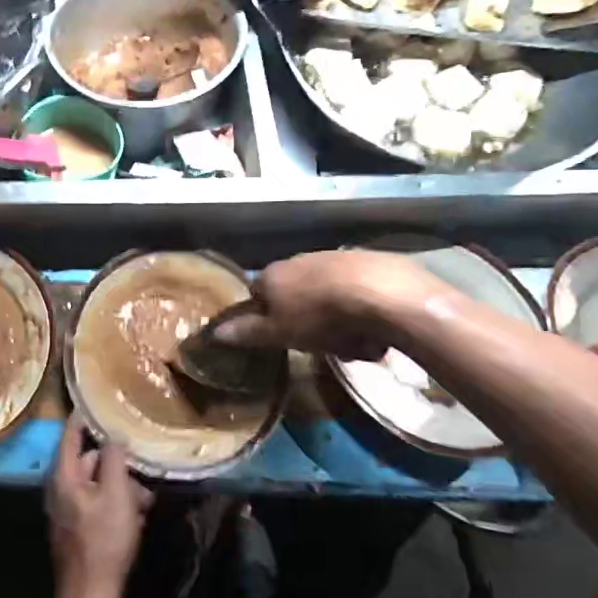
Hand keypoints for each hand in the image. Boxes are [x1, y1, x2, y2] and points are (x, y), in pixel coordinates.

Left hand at [46, 413, 152, 597]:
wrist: (91, 597)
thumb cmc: (104, 541)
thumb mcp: (116, 494)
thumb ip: (113, 459)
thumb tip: (113, 433)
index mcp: (63, 475)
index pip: (71, 433)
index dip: (85, 416)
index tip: (99, 399)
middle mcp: (60, 488)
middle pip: (88, 460)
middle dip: (116, 462)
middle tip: (142, 465)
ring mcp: (67, 509)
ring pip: (97, 484)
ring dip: (122, 486)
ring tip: (146, 500)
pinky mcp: (77, 528)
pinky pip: (97, 503)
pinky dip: (116, 504)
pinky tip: (138, 517)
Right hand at [212, 249, 458, 360]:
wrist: (382, 294)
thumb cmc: (320, 316)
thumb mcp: (279, 333)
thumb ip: (248, 332)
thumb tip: (214, 332)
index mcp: (272, 274)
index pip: (258, 293)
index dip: (266, 315)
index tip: (279, 334)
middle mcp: (298, 259)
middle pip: (293, 290)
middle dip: (304, 314)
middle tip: (319, 341)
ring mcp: (333, 256)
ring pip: (325, 289)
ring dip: (334, 312)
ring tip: (352, 337)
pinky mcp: (368, 259)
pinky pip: (356, 286)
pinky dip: (361, 303)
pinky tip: (375, 322)